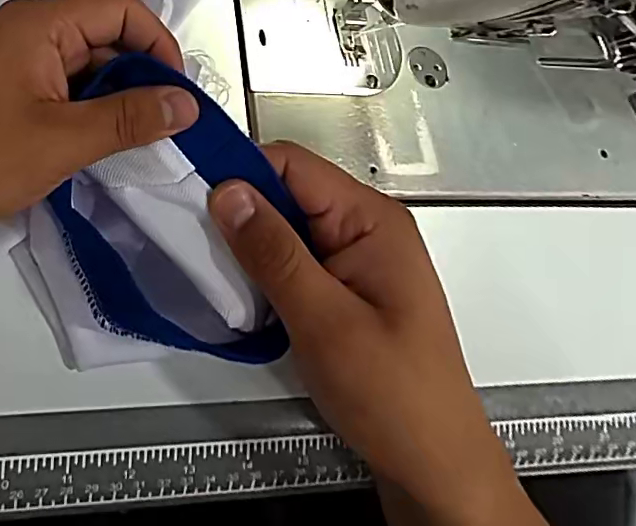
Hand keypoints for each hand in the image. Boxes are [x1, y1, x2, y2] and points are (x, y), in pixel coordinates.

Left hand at [0, 0, 200, 301]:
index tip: (177, 95)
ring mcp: (17, 59)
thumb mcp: (60, 141)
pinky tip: (105, 143)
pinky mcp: (9, 88)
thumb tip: (188, 104)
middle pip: (106, 33)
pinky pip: (65, 85)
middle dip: (142, 73)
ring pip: (88, 63)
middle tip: (169, 125)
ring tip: (143, 139)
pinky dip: (91, 108)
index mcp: (40, 23)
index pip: (121, 8)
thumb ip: (128, 118)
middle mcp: (30, 29)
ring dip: (118, 95)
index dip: (158, 44)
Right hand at [207, 143, 540, 525]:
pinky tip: (249, 290)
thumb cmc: (396, 398)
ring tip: (223, 270)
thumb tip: (229, 193)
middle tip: (202, 239)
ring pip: (285, 223)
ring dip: (252, 243)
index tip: (199, 196)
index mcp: (371, 218)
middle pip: (287, 189)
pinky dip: (266, 267)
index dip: (243, 173)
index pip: (292, 164)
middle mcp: (364, 225)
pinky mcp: (343, 280)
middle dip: (243, 211)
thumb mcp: (325, 321)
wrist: (436, 470)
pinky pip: (293, 253)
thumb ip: (273, 252)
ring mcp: (355, 253)